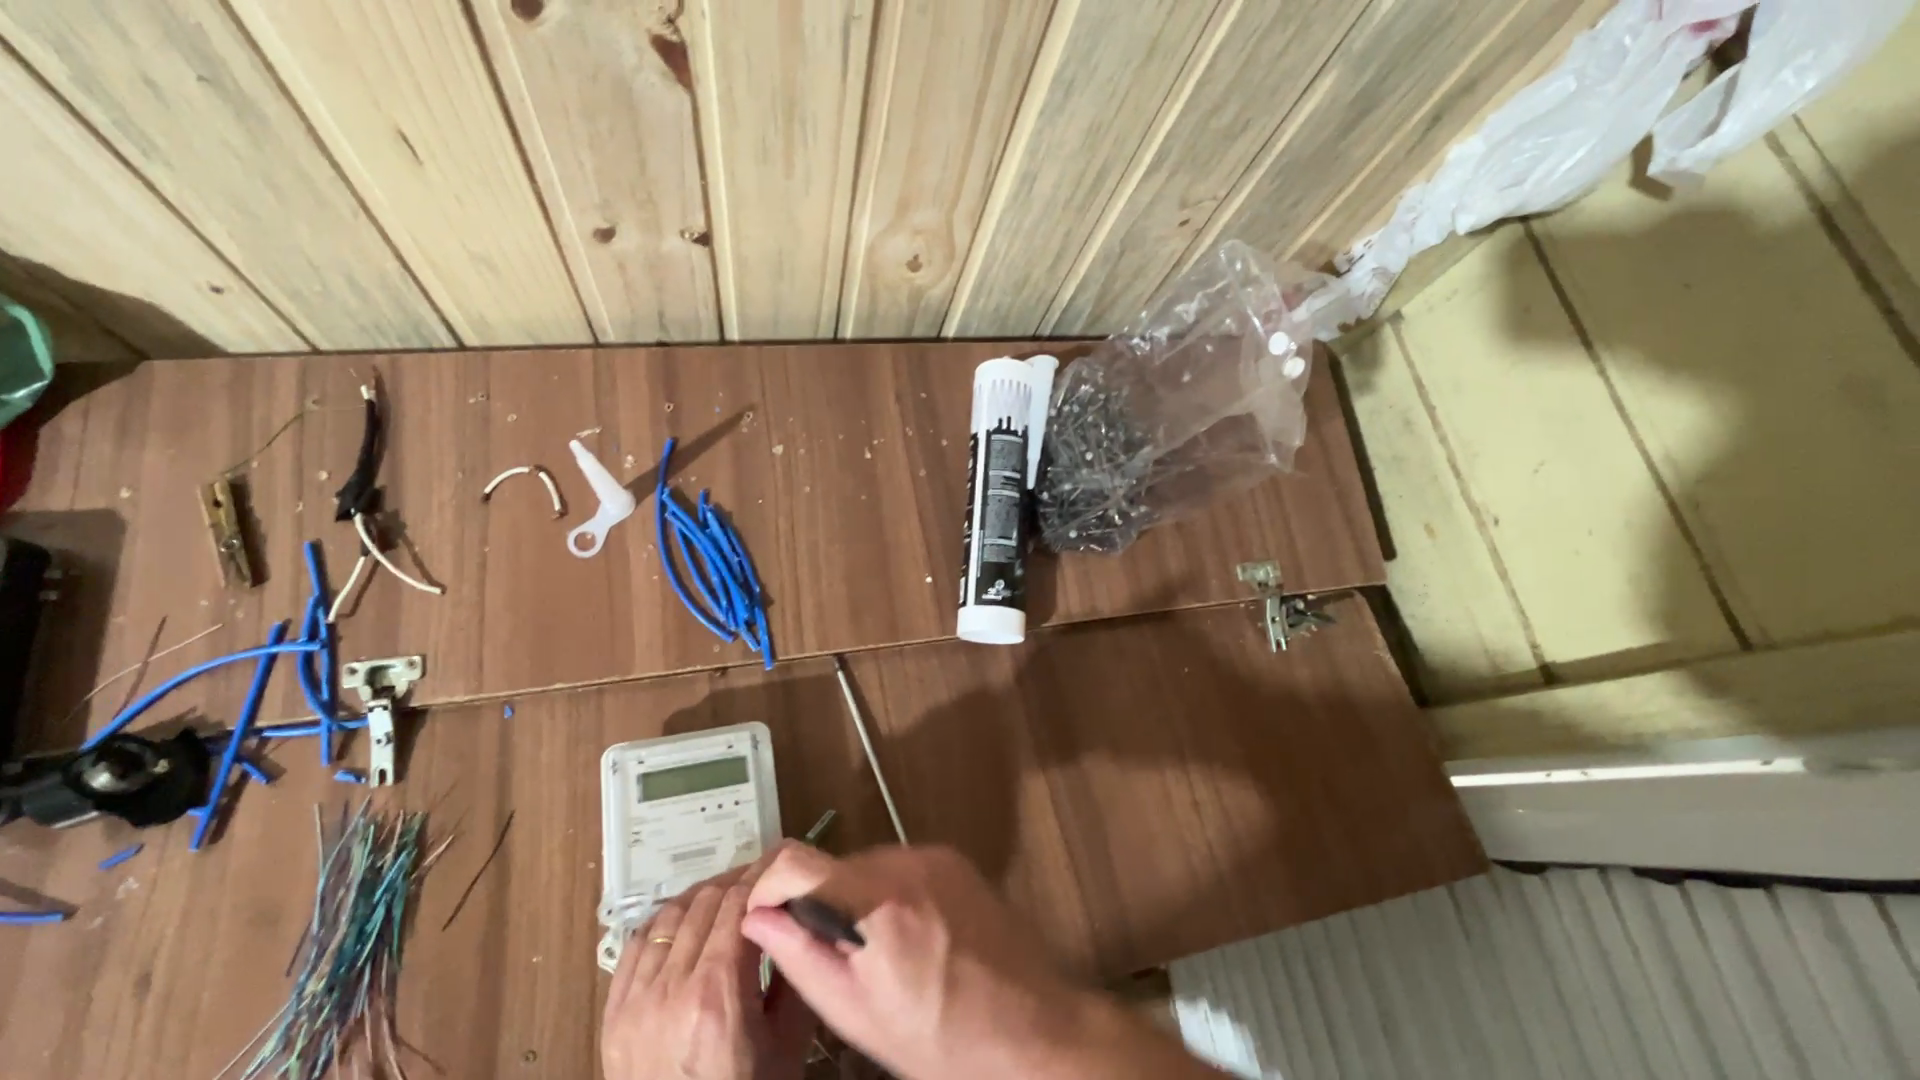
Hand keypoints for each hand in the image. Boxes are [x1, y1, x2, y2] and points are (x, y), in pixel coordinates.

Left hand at [601, 857, 816, 1079]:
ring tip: (724, 892)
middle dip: (736, 880)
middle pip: (705, 904)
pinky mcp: (613, 1014)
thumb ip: (791, 979)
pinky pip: (637, 945)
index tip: (779, 859)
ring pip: (669, 917)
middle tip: (760, 873)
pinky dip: (663, 922)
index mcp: (719, 995)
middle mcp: (673, 988)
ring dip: (700, 896)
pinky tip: (684, 918)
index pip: (739, 907)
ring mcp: (636, 1001)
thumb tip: (792, 923)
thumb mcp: (786, 1046)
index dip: (761, 876)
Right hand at [738, 843, 1094, 1079]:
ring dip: (852, 898)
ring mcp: (935, 857)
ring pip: (864, 864)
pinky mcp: (955, 860)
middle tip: (823, 952)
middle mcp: (905, 864)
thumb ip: (801, 958)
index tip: (763, 919)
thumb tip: (759, 919)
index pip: (794, 861)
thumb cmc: (944, 1038)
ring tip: (873, 954)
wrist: (1034, 1029)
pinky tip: (906, 938)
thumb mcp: (857, 1014)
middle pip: (830, 862)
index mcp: (876, 903)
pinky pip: (899, 865)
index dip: (766, 886)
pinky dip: (886, 893)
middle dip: (814, 900)